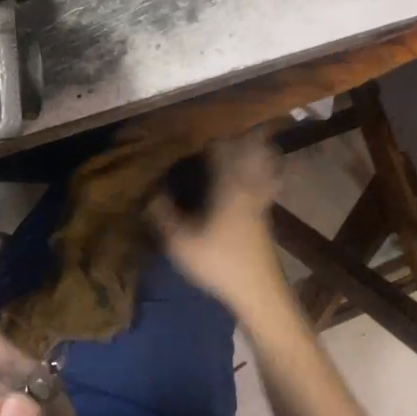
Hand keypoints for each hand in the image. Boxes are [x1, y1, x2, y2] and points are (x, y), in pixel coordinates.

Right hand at [148, 129, 290, 314]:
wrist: (260, 294)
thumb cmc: (220, 264)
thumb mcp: (180, 242)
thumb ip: (162, 213)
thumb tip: (148, 190)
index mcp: (228, 185)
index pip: (221, 146)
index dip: (209, 131)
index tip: (195, 122)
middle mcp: (248, 186)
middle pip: (251, 148)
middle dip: (242, 132)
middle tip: (229, 121)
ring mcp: (262, 201)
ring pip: (265, 164)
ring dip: (258, 148)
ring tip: (251, 136)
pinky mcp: (266, 216)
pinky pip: (268, 182)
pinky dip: (268, 171)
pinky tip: (264, 174)